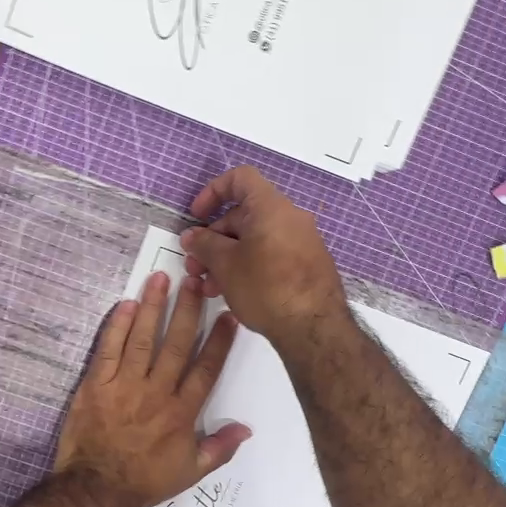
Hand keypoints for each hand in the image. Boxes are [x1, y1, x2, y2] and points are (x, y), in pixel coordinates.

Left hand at [55, 270, 250, 506]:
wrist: (95, 489)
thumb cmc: (143, 481)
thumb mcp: (190, 472)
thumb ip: (219, 448)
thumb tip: (246, 428)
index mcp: (181, 412)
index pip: (205, 369)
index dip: (218, 341)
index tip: (228, 315)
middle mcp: (156, 392)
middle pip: (176, 344)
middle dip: (188, 311)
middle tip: (195, 281)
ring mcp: (124, 386)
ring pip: (142, 339)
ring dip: (152, 307)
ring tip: (160, 279)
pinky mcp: (95, 385)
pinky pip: (108, 349)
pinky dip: (116, 326)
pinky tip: (125, 305)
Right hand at [181, 165, 348, 346]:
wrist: (314, 327)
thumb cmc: (265, 287)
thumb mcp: (225, 264)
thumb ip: (204, 244)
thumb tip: (192, 236)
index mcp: (270, 207)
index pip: (240, 178)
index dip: (213, 192)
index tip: (197, 217)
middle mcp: (289, 217)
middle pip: (243, 214)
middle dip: (213, 238)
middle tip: (195, 266)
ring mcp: (300, 241)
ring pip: (253, 239)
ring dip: (225, 257)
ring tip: (208, 286)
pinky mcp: (305, 264)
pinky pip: (269, 254)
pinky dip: (246, 266)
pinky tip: (232, 292)